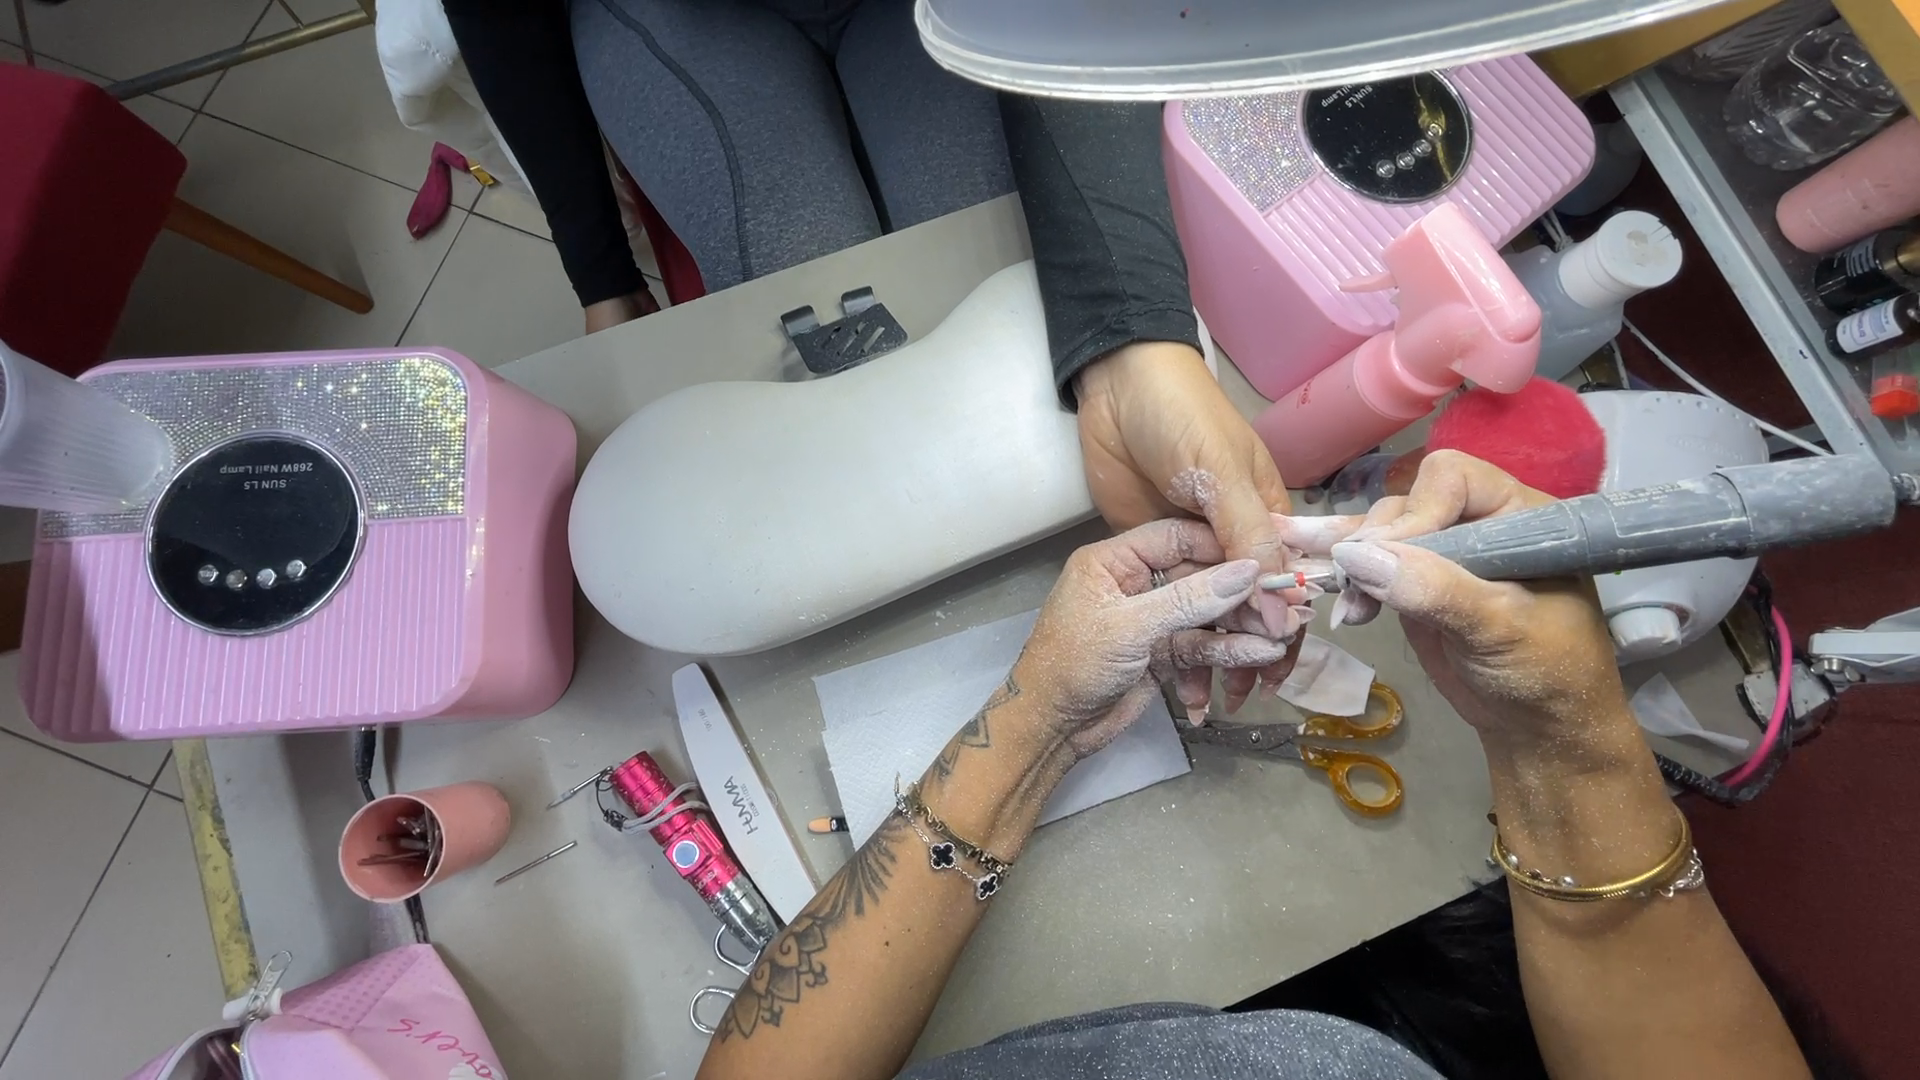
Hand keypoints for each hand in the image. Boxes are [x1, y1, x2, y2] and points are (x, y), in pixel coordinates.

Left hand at [1013, 519, 1289, 758]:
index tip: (1267, 560)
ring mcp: (1150, 619)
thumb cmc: (1074, 664)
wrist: (1050, 726)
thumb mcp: (1130, 627)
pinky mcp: (1161, 652)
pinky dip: (1226, 651)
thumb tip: (1249, 572)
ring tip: (1281, 637)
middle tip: (1286, 607)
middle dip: (1240, 594)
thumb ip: (1190, 599)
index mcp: (1114, 560)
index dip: (1223, 547)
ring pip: (1205, 613)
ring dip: (1240, 626)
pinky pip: (1200, 644)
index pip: (1178, 537)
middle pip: (1199, 576)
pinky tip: (1258, 656)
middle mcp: (1135, 582)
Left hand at [1074, 342, 1298, 710]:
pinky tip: (1182, 683)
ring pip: (1208, 615)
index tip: (1279, 665)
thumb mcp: (1218, 478)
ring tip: (1217, 701)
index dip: (1283, 621)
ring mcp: (1186, 553)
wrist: (1112, 393)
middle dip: (1251, 649)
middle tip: (1251, 694)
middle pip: (1245, 605)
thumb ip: (1251, 538)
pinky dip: (1180, 646)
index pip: (1281, 579)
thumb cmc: (1176, 422)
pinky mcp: (1150, 563)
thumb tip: (1286, 608)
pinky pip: (1171, 612)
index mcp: (1259, 514)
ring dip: (1217, 656)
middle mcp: (1227, 538)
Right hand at [1274, 451, 1630, 750]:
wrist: (1536, 725)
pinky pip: (1366, 562)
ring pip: (1377, 532)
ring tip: (1340, 597)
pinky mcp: (1411, 579)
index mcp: (1519, 517)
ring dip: (1349, 562)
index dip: (1416, 512)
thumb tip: (1355, 555)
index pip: (1451, 481)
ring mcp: (1440, 552)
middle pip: (1404, 504)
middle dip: (1374, 544)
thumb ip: (1434, 589)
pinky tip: (1315, 577)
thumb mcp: (1498, 630)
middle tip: (1356, 587)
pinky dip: (1341, 573)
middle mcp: (1476, 523)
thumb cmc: (1545, 673)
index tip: (1394, 560)